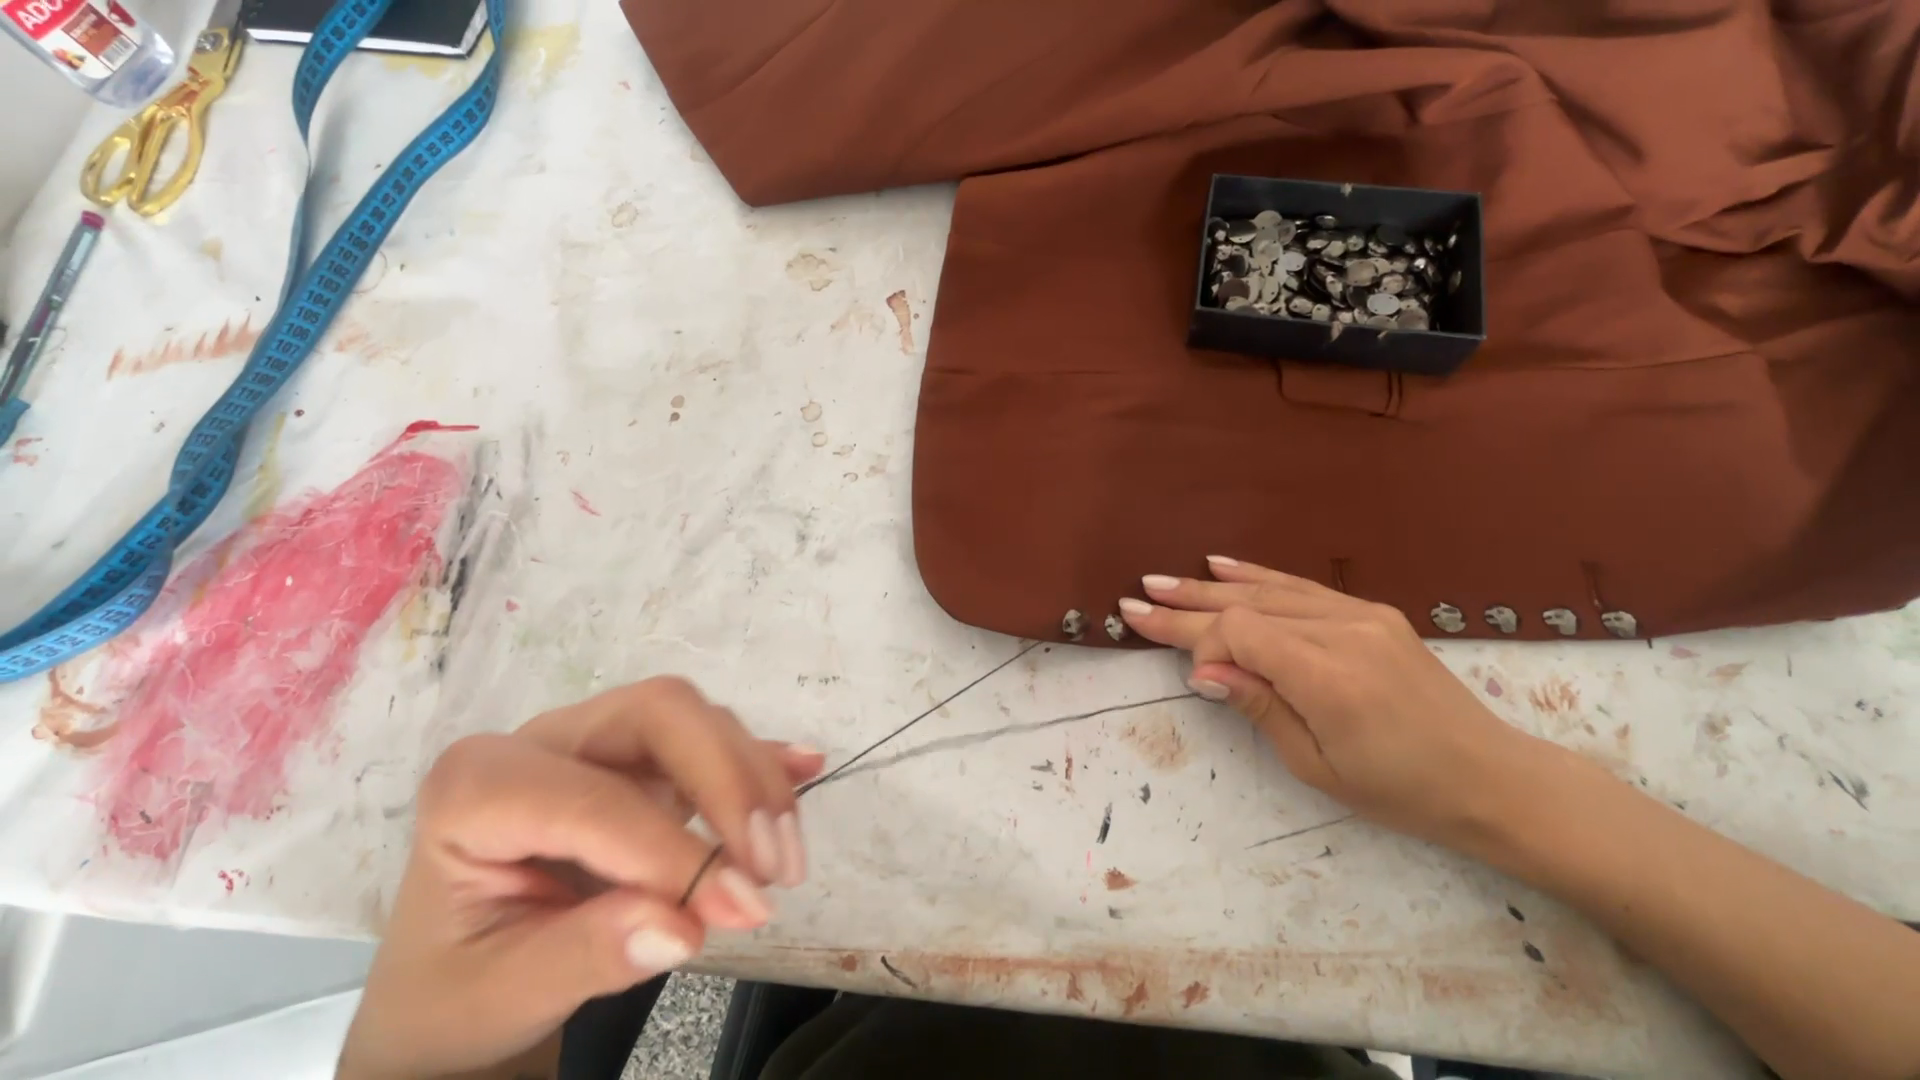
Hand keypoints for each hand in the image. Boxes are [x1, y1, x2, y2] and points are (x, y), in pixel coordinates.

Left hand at [338, 677, 822, 1079]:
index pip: (593, 799)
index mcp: (477, 788)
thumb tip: (682, 927)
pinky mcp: (644, 763)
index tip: (741, 911)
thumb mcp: (502, 994)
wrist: (458, 984)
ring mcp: (599, 744)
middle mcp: (545, 744)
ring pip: (696, 722)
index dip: (672, 851)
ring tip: (784, 865)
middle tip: (772, 867)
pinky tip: (806, 766)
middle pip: (658, 714)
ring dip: (754, 783)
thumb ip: (584, 956)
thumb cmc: (459, 991)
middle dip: (728, 780)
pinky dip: (759, 759)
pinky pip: (710, 743)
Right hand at [1120, 556, 1547, 849]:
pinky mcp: (1372, 613)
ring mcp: (1361, 615)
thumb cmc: (1399, 790)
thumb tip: (1203, 671)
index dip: (1200, 643)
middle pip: (1246, 605)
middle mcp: (1343, 631)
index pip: (1239, 633)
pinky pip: (1302, 587)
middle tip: (1136, 598)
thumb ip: (1259, 707)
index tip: (1183, 669)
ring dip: (1212, 586)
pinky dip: (1259, 576)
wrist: (1489, 777)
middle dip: (1187, 605)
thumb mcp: (1317, 766)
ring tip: (1163, 581)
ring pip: (1270, 589)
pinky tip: (1224, 564)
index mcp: (1327, 676)